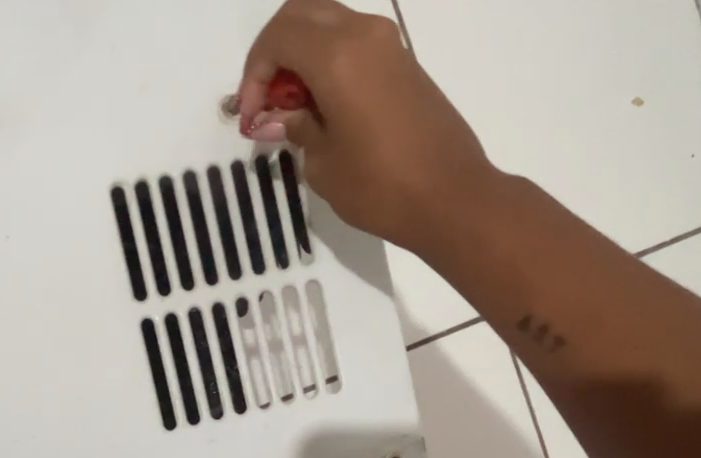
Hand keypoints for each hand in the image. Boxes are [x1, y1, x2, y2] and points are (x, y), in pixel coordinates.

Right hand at [236, 0, 501, 255]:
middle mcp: (362, 35)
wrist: (449, 197)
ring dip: (300, 55)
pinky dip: (326, 62)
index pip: (278, 38)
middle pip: (301, 14)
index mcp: (337, 57)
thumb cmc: (378, 187)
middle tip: (264, 101)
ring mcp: (387, 44)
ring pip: (327, 23)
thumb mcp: (321, 163)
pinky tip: (320, 107)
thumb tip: (278, 116)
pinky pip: (352, 42)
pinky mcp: (402, 62)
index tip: (251, 117)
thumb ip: (296, 127)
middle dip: (273, 54)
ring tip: (291, 107)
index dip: (253, 75)